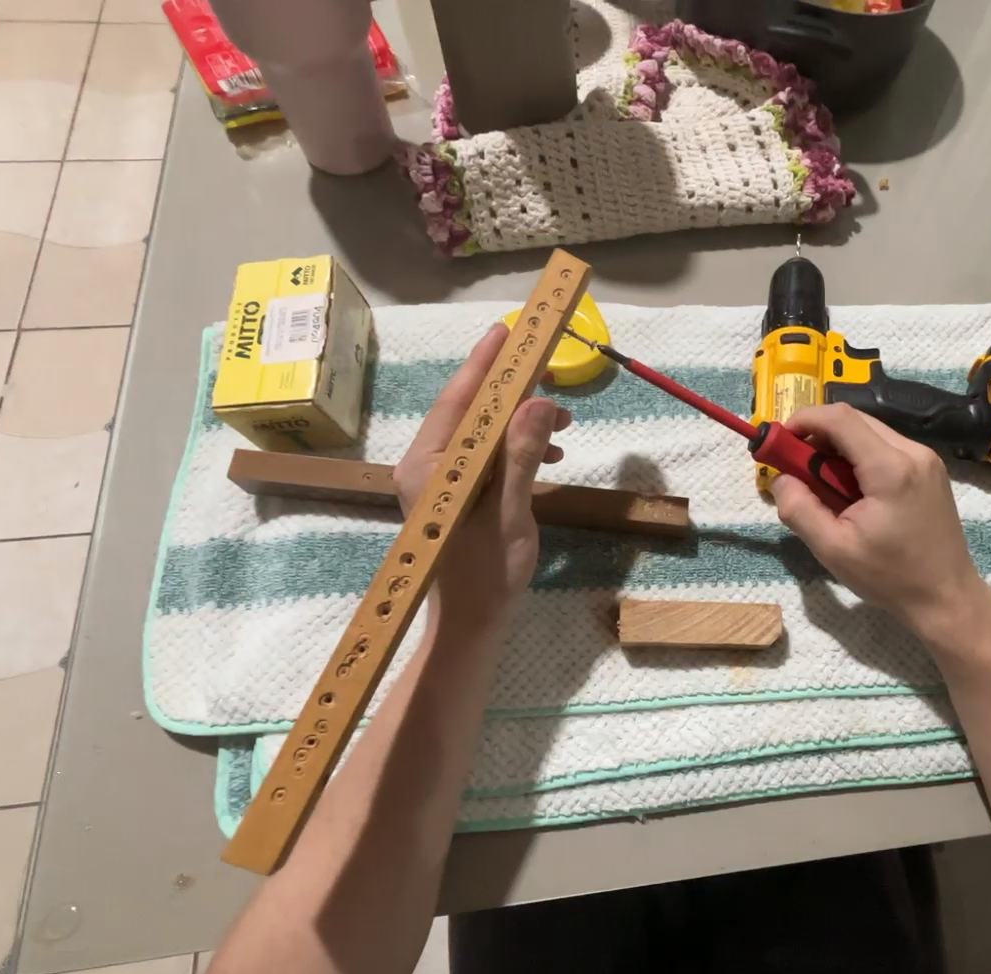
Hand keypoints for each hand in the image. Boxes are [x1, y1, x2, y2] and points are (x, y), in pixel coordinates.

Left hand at [393, 323, 568, 637]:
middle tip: (548, 368)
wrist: (469, 623)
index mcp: (429, 467)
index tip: (508, 332)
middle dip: (509, 390)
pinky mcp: (456, 493)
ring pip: (481, 432)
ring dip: (520, 421)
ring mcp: (441, 480)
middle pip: (468, 412)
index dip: (483, 364)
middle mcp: (427, 465)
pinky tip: (551, 452)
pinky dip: (517, 447)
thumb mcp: (511, 514)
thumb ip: (522, 456)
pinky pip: (487, 456)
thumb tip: (540, 402)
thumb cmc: (486, 575)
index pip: (457, 402)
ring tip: (563, 418)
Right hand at [770, 404, 990, 640]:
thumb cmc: (889, 577)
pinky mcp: (931, 470)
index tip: (780, 443)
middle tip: (797, 468)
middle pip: (855, 420)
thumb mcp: (832, 549)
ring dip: (839, 447)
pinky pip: (886, 447)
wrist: (945, 597)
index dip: (803, 420)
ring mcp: (927, 459)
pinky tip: (851, 490)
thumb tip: (780, 479)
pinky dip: (860, 457)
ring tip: (823, 484)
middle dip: (818, 436)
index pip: (840, 419)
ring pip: (871, 431)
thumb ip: (798, 509)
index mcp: (890, 469)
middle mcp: (913, 452)